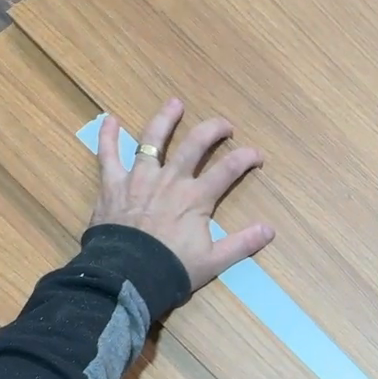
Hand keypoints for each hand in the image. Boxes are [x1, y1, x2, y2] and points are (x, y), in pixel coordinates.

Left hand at [90, 100, 275, 289]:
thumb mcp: (215, 260)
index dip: (245, 159)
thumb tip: (270, 230)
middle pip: (194, 145)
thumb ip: (243, 243)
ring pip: (153, 140)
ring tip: (175, 104)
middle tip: (224, 124)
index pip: (227, 170)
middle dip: (212, 130)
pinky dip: (108, 136)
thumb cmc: (174, 268)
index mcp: (197, 197)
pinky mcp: (114, 183)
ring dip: (165, 120)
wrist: (130, 274)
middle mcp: (171, 179)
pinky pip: (108, 155)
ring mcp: (140, 178)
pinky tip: (109, 120)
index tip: (257, 154)